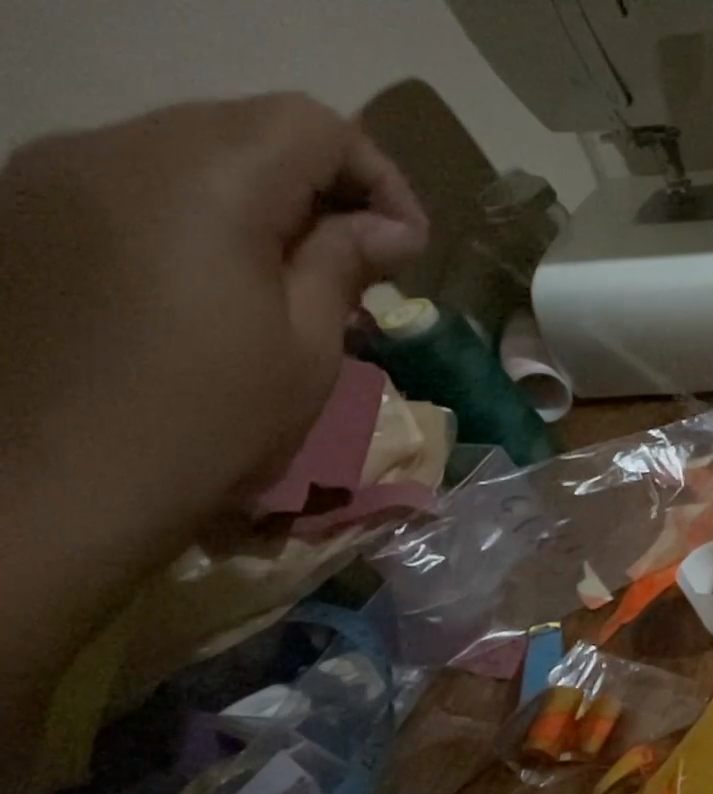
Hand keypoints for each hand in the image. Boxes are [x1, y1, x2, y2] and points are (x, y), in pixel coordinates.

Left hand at [0, 93, 426, 534]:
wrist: (54, 483)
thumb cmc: (210, 420)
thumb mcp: (309, 346)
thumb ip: (346, 263)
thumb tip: (390, 229)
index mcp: (201, 184)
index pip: (312, 125)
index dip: (379, 175)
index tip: (408, 246)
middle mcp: (117, 151)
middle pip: (249, 124)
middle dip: (325, 181)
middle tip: (366, 256)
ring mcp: (56, 173)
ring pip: (190, 143)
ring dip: (263, 191)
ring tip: (297, 267)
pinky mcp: (27, 208)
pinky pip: (136, 174)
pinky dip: (199, 204)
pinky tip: (221, 271)